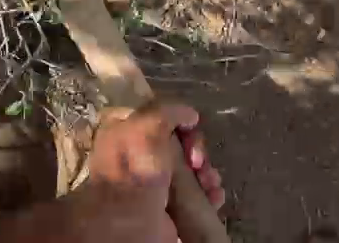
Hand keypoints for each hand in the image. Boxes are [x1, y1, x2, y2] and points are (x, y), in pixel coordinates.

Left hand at [64, 103, 225, 242]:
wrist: (134, 225)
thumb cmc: (136, 169)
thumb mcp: (146, 126)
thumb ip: (167, 112)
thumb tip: (190, 114)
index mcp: (124, 132)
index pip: (157, 116)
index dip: (177, 119)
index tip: (190, 126)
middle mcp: (139, 156)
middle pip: (176, 142)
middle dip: (195, 148)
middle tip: (198, 161)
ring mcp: (154, 184)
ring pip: (188, 169)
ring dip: (206, 172)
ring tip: (210, 182)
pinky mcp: (170, 209)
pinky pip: (195, 195)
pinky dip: (208, 193)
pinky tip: (214, 196)